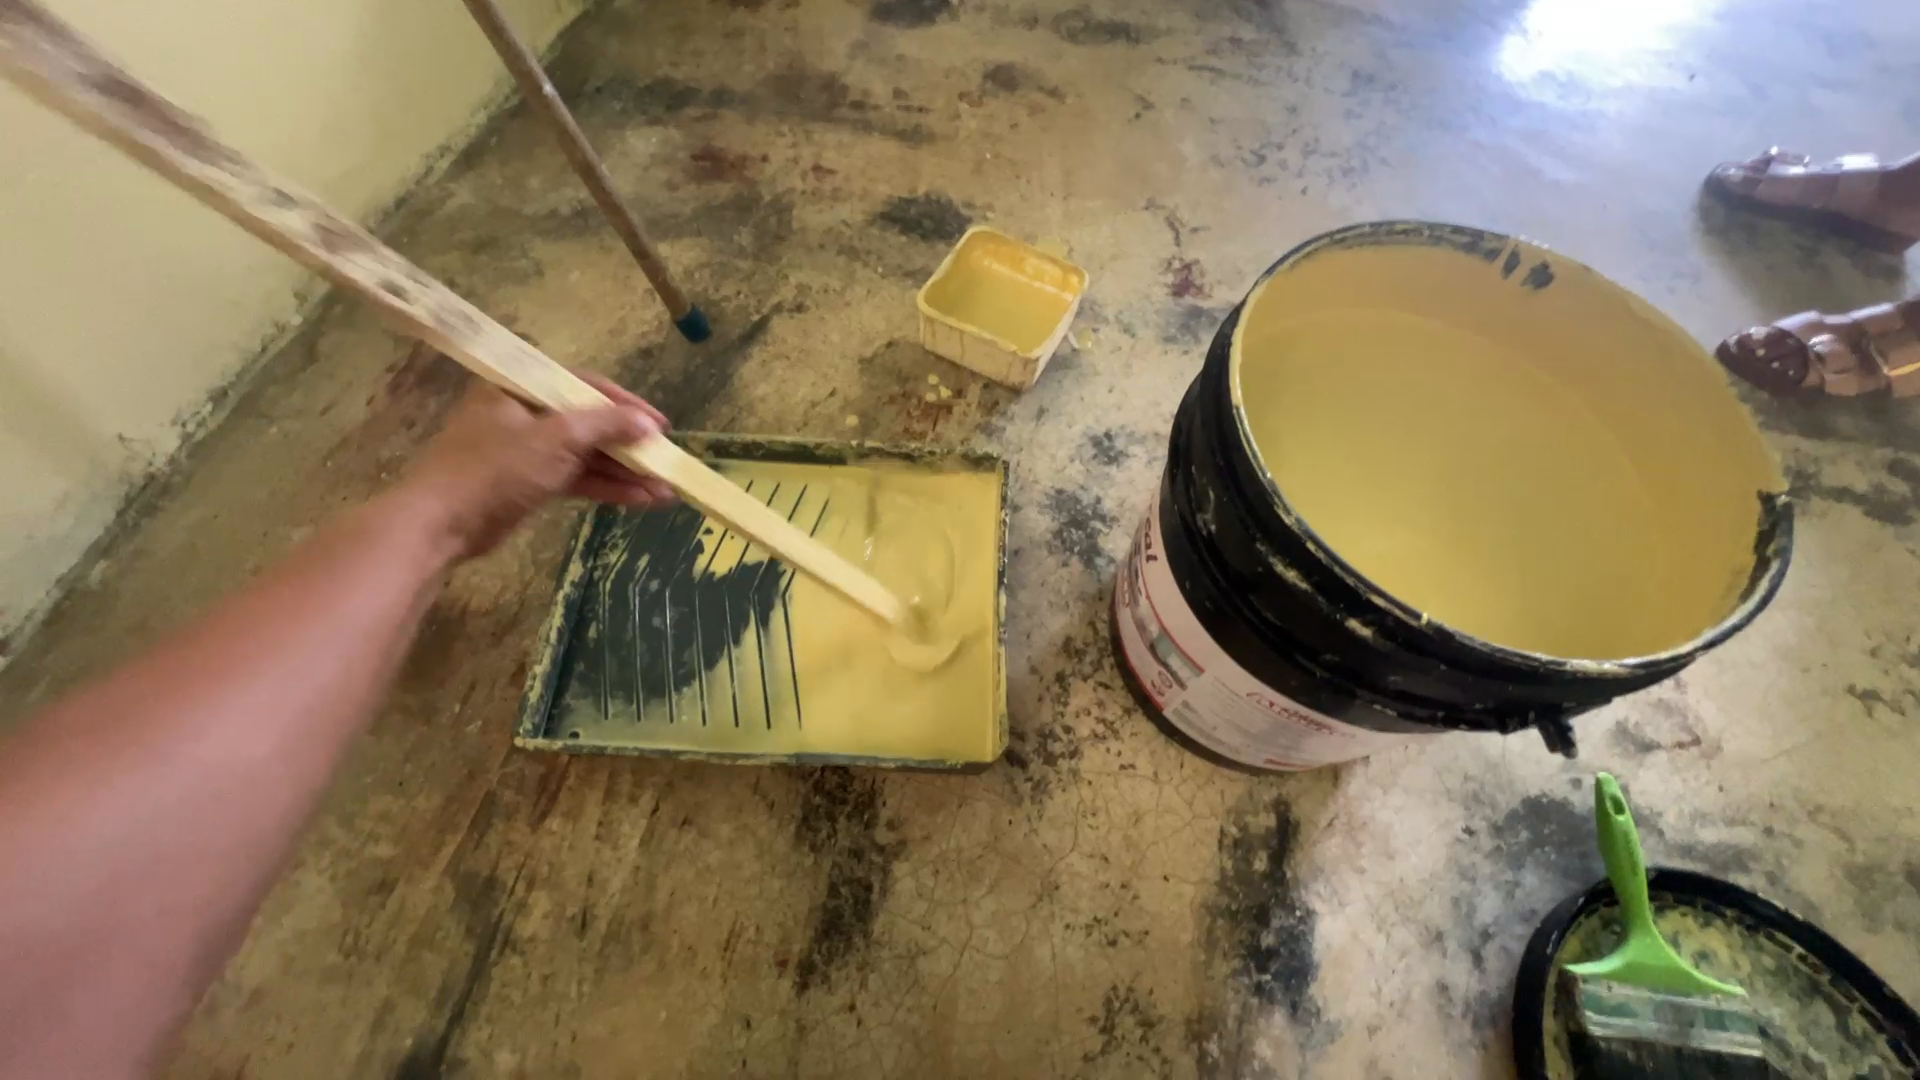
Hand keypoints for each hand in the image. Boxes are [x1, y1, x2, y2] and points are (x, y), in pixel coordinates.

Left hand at [400, 370, 675, 559]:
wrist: (440, 523)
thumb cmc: (495, 469)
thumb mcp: (556, 438)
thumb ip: (606, 425)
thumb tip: (650, 424)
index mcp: (522, 390)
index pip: (586, 387)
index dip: (627, 406)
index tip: (661, 426)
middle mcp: (526, 415)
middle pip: (591, 425)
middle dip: (631, 447)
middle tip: (666, 461)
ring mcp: (529, 451)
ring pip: (588, 457)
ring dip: (626, 474)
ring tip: (664, 490)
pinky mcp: (531, 483)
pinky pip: (578, 479)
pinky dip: (608, 488)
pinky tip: (641, 501)